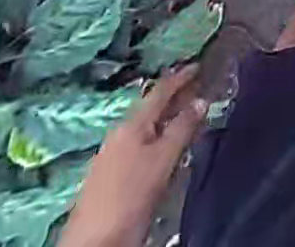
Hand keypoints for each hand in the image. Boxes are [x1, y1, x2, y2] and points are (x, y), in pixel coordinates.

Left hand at [60, 64, 209, 246]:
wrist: (92, 245)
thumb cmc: (131, 195)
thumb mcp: (163, 160)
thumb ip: (183, 128)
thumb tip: (201, 100)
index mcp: (132, 125)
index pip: (160, 91)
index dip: (180, 77)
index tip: (199, 65)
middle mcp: (120, 134)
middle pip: (152, 108)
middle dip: (176, 98)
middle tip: (199, 89)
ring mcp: (111, 155)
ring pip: (146, 127)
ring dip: (168, 119)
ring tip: (189, 117)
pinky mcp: (109, 176)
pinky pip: (140, 144)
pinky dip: (159, 137)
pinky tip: (167, 148)